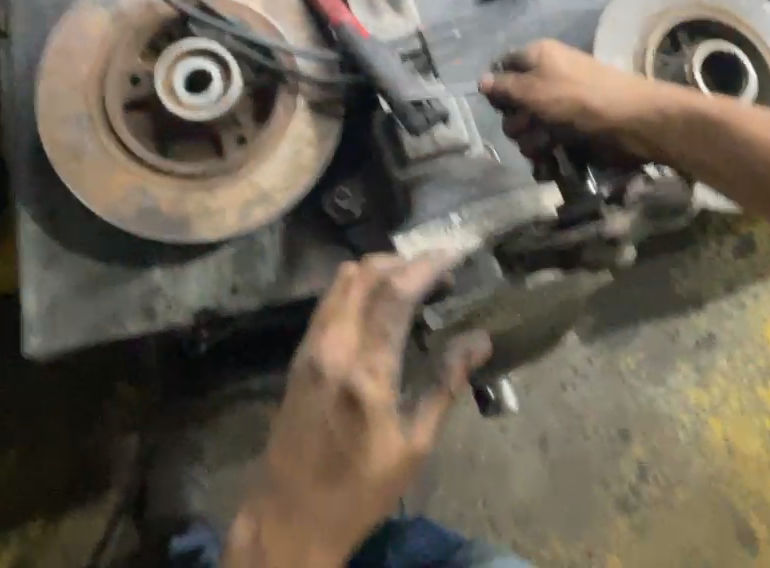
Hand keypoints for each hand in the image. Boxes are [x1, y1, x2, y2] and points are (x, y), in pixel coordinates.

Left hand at [228, 256, 490, 567]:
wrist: (290, 515)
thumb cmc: (360, 490)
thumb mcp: (414, 446)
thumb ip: (446, 385)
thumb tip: (480, 339)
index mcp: (365, 372)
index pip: (395, 294)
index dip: (427, 266)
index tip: (454, 254)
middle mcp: (333, 346)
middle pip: (366, 273)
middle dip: (406, 262)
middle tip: (439, 274)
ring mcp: (311, 346)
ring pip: (343, 280)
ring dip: (381, 270)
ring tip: (415, 285)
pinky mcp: (300, 352)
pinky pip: (330, 299)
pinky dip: (359, 287)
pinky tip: (382, 305)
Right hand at [479, 39, 674, 164]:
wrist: (632, 122)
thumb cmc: (579, 97)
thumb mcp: (534, 88)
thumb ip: (504, 86)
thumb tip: (481, 80)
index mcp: (538, 58)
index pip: (504, 66)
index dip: (497, 86)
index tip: (498, 103)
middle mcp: (547, 79)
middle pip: (513, 103)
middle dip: (516, 121)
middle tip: (529, 126)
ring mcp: (560, 106)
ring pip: (528, 127)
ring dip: (531, 140)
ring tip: (546, 146)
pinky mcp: (572, 130)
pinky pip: (546, 142)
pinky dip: (545, 154)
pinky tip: (549, 162)